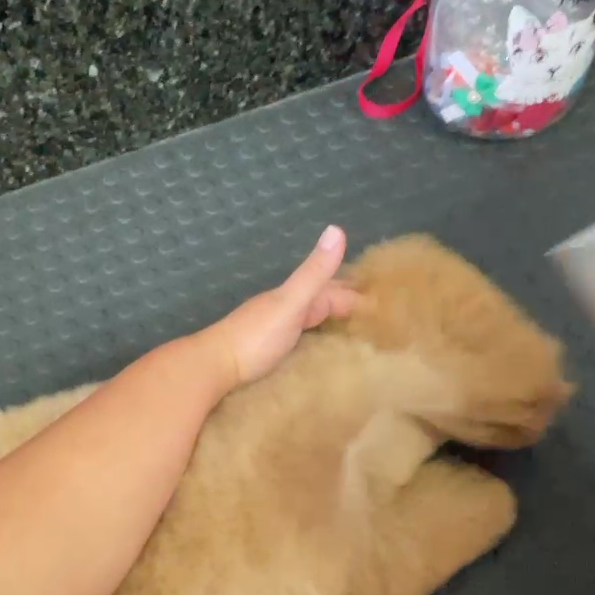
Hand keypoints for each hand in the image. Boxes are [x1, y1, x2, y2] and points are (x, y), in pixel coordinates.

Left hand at [200, 225, 361, 385]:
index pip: (330, 292)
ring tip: (350, 338)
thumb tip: (336, 228)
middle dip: (343, 307)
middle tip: (371, 319)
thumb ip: (313, 272)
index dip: (354, 296)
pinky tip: (314, 355)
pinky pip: (297, 344)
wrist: (213, 365)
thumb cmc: (254, 336)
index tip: (381, 304)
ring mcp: (272, 332)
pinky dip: (311, 344)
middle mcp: (282, 311)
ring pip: (307, 324)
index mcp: (291, 298)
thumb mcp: (290, 303)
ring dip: (327, 326)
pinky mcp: (265, 355)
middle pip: (318, 305)